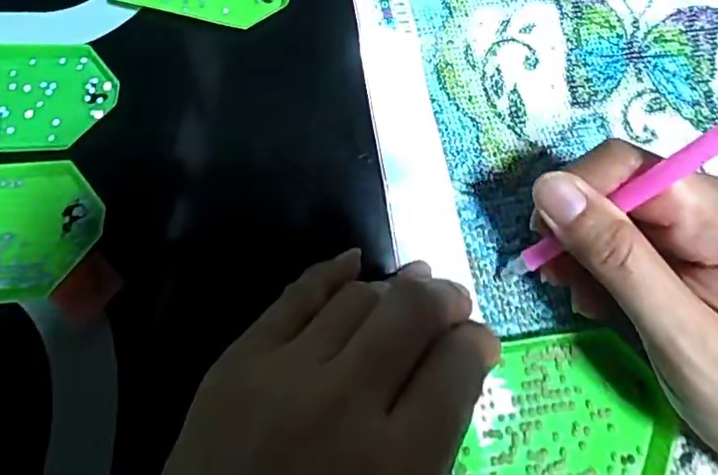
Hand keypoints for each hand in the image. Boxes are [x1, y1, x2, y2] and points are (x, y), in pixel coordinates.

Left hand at [164, 249, 499, 474]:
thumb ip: (432, 447)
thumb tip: (458, 372)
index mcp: (395, 464)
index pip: (457, 367)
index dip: (478, 343)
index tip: (480, 342)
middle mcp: (345, 404)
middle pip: (413, 312)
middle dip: (446, 299)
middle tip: (454, 303)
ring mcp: (286, 375)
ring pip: (360, 297)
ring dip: (396, 288)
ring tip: (411, 289)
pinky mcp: (238, 362)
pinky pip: (298, 293)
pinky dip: (332, 272)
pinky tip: (354, 263)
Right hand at [532, 141, 717, 474]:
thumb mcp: (684, 341)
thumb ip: (617, 259)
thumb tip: (549, 187)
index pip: (635, 167)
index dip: (580, 192)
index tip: (544, 245)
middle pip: (628, 182)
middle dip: (583, 225)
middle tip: (558, 281)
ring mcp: (717, 223)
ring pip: (629, 209)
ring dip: (593, 249)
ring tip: (583, 300)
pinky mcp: (708, 246)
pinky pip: (645, 235)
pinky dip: (615, 263)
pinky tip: (605, 301)